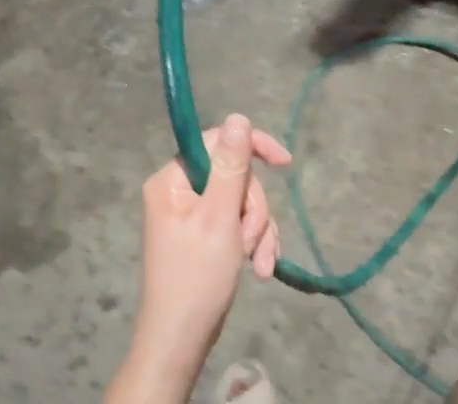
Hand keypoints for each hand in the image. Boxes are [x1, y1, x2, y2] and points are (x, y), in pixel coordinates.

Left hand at [108, 115, 291, 403]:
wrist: (181, 341)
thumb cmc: (196, 277)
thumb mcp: (219, 217)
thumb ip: (230, 166)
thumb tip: (238, 117)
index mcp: (173, 179)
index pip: (218, 142)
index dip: (253, 148)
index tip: (285, 162)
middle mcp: (179, 191)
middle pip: (235, 176)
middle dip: (253, 209)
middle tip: (252, 239)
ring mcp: (192, 215)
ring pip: (242, 202)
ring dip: (258, 230)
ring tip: (258, 263)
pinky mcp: (205, 236)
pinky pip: (238, 224)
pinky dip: (253, 242)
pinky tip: (261, 269)